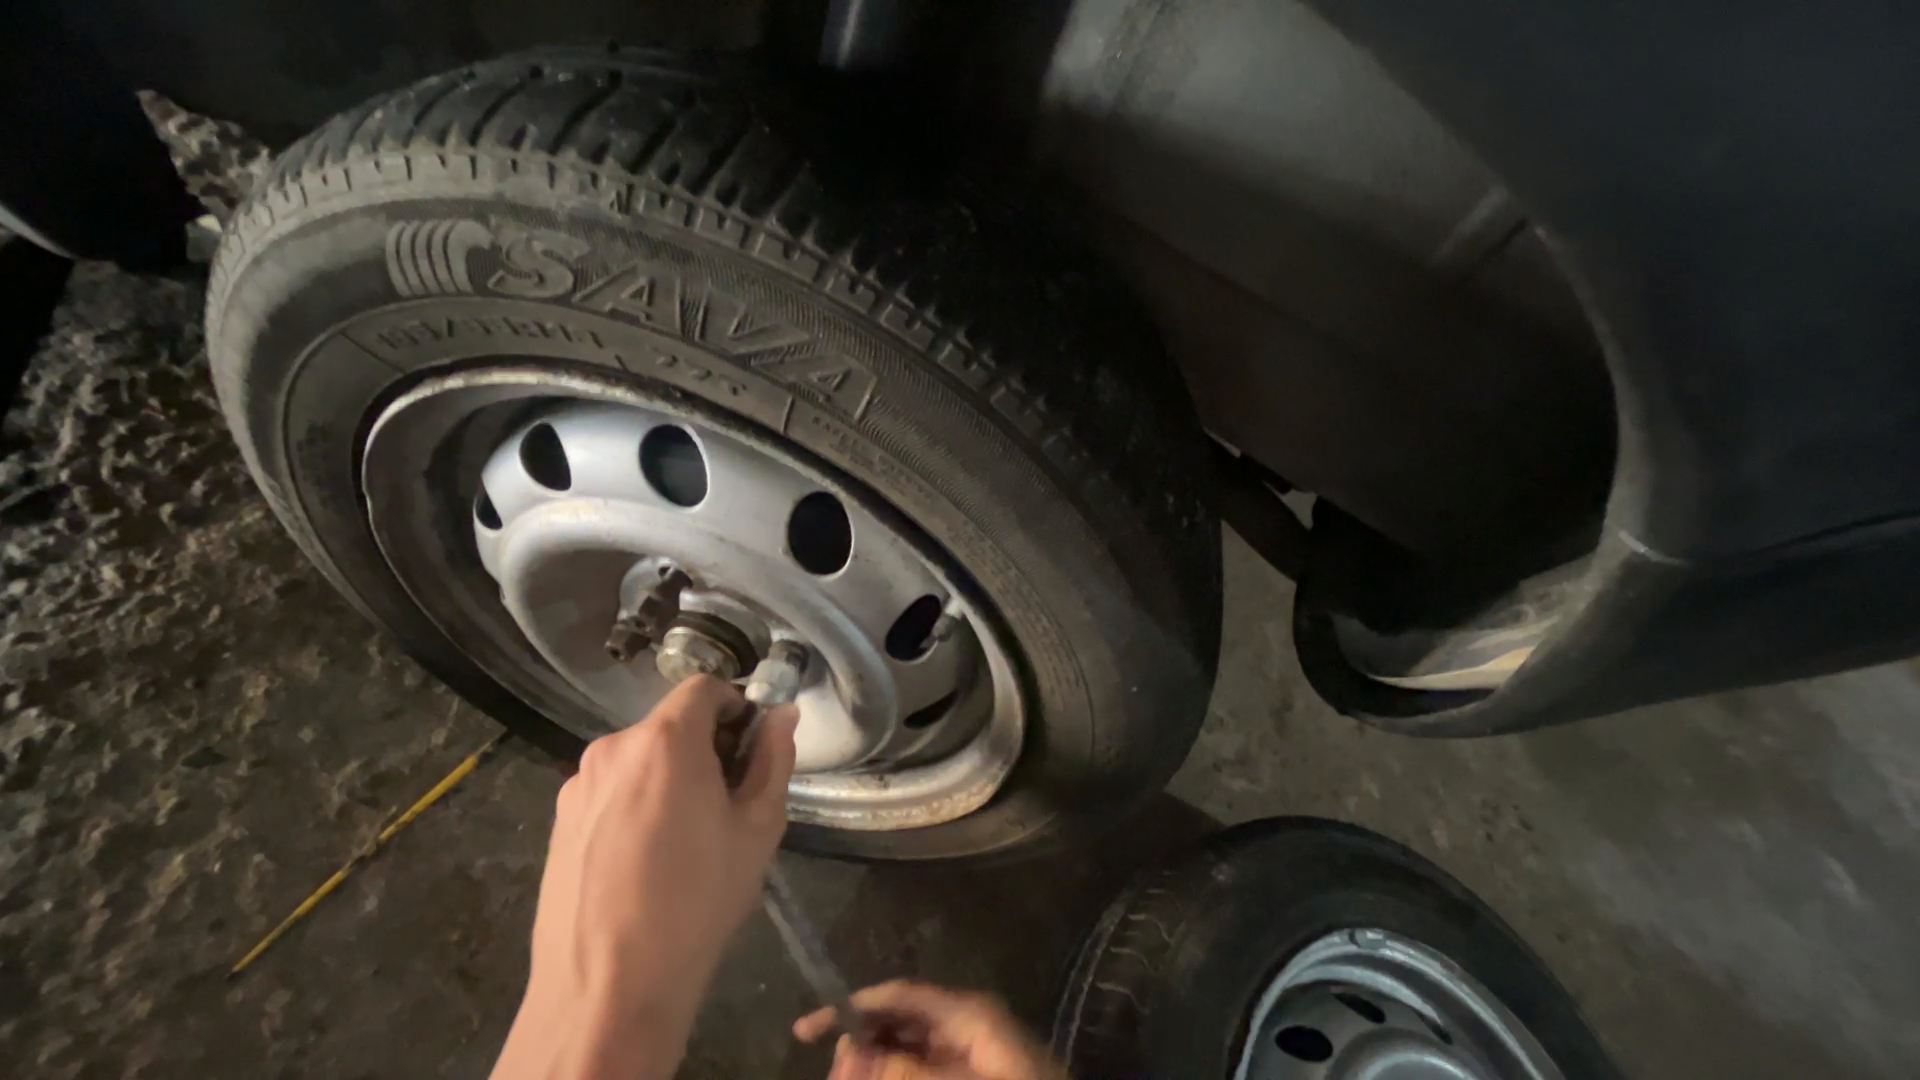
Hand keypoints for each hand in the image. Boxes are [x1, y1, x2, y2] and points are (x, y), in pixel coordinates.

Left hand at [491, 675, 798, 1079]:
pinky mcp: (559, 821)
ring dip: (668, 778)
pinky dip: (635, 805)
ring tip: (685, 840)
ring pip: (640, 760)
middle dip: (705, 747)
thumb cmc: (698, 899)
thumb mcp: (758, 827)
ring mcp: (578, 785)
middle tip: (727, 802)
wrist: (607, 988)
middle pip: (670, 724)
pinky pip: (611, 792)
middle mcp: (613, 749)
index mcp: (665, 741)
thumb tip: (782, 715)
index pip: (704, 687)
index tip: (750, 750)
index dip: (736, 707)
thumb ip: (774, 759)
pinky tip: (645, 861)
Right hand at [794, 981, 1065, 1079]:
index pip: (899, 994)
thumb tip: (847, 1055)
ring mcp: (971, 1051)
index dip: (851, 1007)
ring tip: (848, 1078)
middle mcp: (965, 1022)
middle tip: (832, 1075)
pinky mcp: (974, 1072)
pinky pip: (925, 1068)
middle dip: (861, 1045)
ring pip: (909, 1052)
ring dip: (877, 1065)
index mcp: (966, 1011)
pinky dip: (899, 1075)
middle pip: (900, 1022)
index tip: (807, 1028)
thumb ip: (903, 1072)